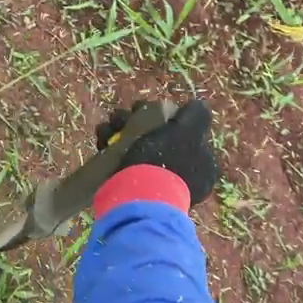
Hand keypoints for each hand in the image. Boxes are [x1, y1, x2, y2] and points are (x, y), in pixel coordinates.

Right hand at [95, 97, 217, 204]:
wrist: (135, 198)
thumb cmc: (161, 162)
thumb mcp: (185, 132)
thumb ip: (196, 117)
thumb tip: (198, 104)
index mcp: (200, 162)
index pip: (181, 130)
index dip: (162, 116)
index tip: (143, 109)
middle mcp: (182, 172)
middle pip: (157, 136)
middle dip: (135, 122)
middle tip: (121, 118)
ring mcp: (157, 181)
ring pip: (137, 145)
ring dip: (119, 131)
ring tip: (106, 130)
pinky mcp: (133, 186)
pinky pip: (122, 158)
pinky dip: (112, 147)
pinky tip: (102, 143)